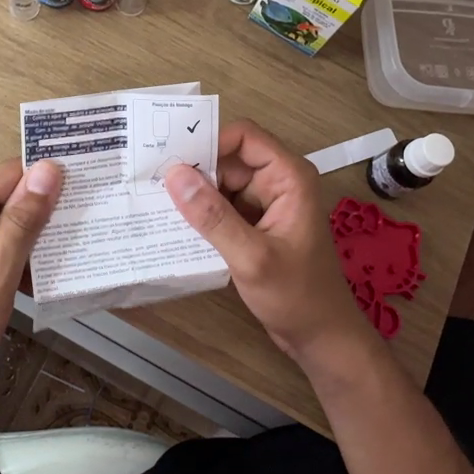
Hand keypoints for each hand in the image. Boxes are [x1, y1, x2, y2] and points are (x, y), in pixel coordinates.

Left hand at [0, 159, 61, 408]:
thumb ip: (21, 222)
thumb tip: (49, 169)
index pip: (13, 172)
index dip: (50, 182)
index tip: (88, 197)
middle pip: (3, 193)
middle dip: (40, 212)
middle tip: (82, 231)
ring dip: (25, 238)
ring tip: (64, 257)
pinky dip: (5, 255)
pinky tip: (30, 280)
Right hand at [164, 121, 374, 362]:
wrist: (321, 337)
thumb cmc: (297, 296)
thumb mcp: (251, 257)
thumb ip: (213, 216)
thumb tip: (175, 175)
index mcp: (290, 177)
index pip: (244, 137)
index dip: (209, 142)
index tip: (172, 158)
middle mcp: (280, 182)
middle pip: (230, 159)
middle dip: (196, 169)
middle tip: (153, 182)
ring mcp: (268, 203)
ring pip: (224, 183)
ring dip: (196, 193)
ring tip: (156, 201)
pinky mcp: (257, 224)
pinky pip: (225, 206)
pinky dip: (204, 213)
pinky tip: (175, 223)